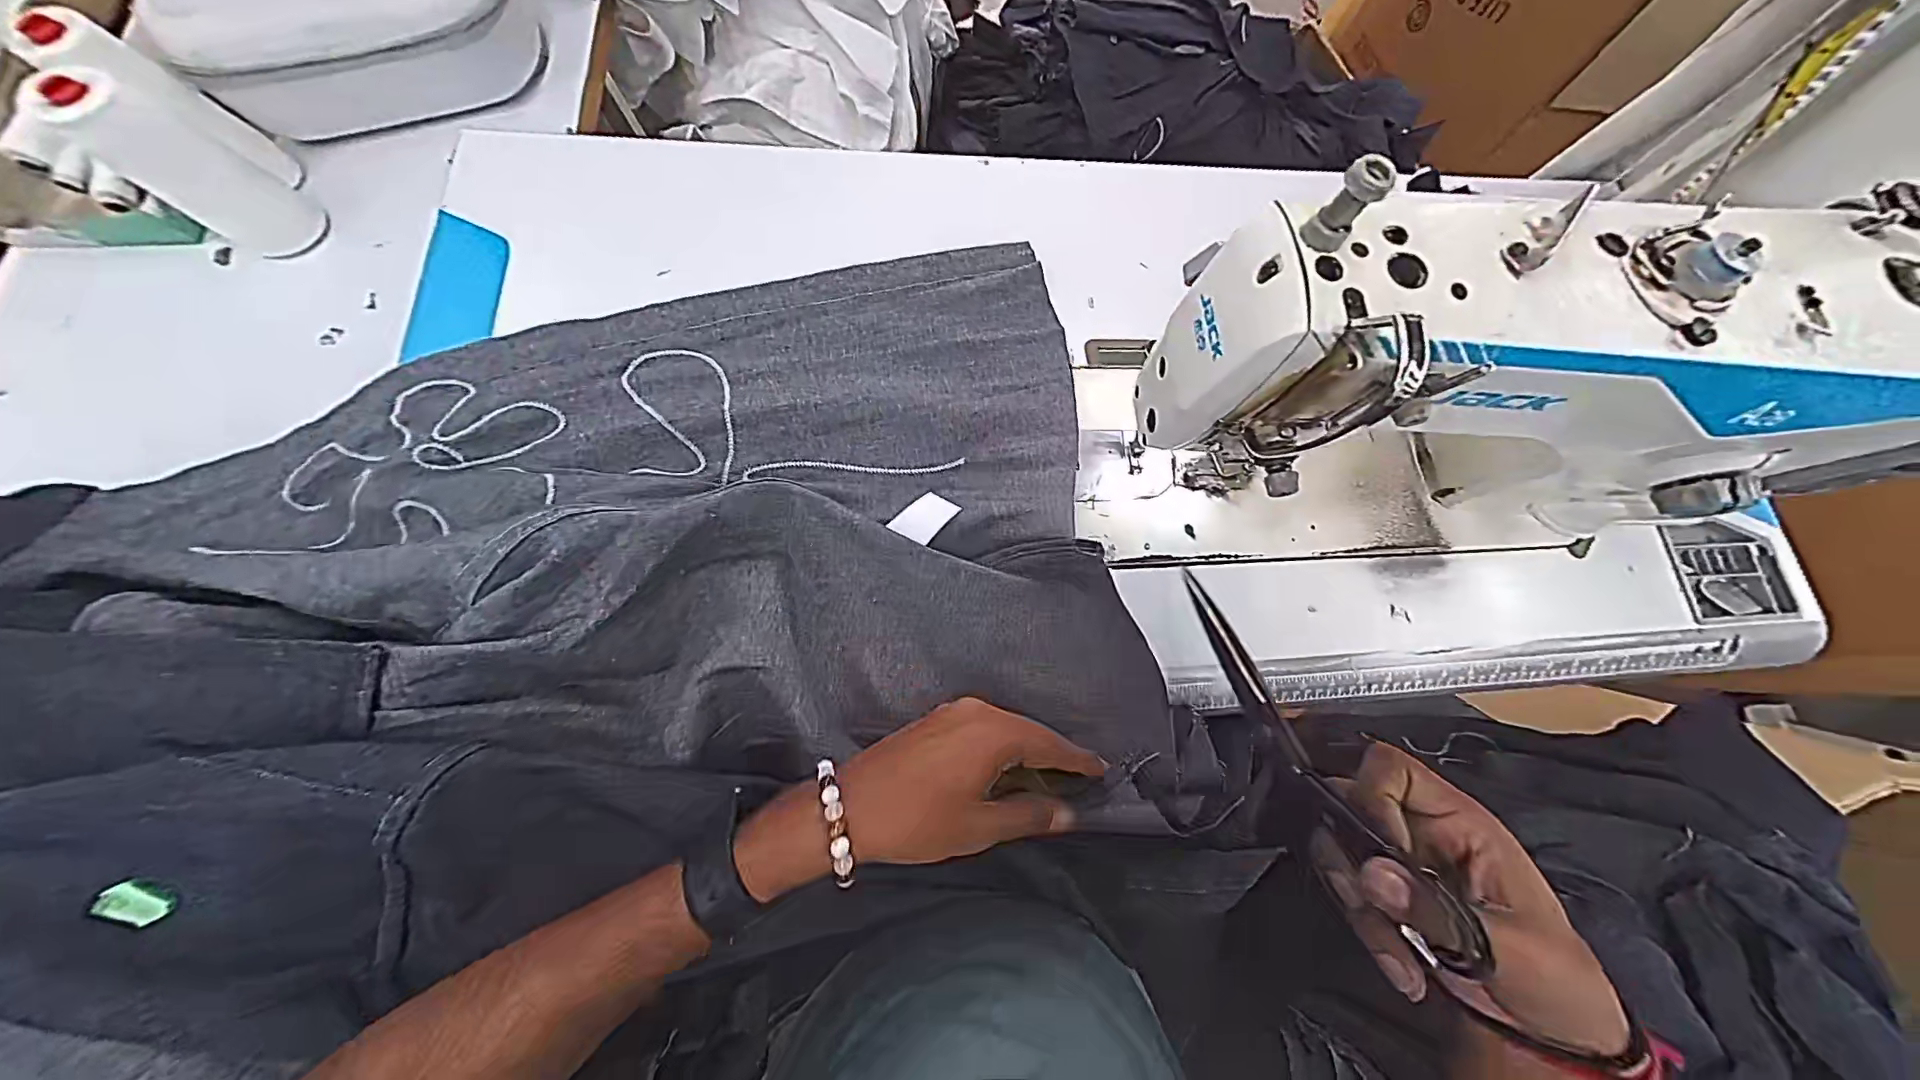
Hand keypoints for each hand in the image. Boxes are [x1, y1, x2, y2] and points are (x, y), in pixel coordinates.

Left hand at [734, 699, 1105, 901]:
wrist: (850, 807)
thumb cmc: (916, 820)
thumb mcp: (978, 826)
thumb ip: (1028, 814)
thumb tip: (1067, 813)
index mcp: (993, 731)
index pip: (1049, 744)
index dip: (1077, 761)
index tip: (1100, 771)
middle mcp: (975, 711)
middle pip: (1028, 732)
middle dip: (1053, 756)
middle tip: (1078, 781)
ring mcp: (952, 712)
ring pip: (1004, 730)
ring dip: (1025, 753)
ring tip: (1045, 780)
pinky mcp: (935, 720)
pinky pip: (982, 729)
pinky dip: (1000, 748)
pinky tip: (1004, 770)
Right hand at [1311, 741, 1630, 1057]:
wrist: (1555, 1034)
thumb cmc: (1560, 982)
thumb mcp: (1512, 951)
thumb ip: (1438, 910)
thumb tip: (1373, 874)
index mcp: (1460, 822)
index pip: (1391, 769)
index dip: (1372, 794)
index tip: (1382, 849)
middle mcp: (1420, 832)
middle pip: (1349, 807)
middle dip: (1353, 862)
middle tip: (1378, 907)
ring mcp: (1397, 862)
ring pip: (1338, 852)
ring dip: (1359, 906)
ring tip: (1400, 953)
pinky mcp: (1382, 894)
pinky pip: (1346, 892)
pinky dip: (1363, 929)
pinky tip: (1400, 962)